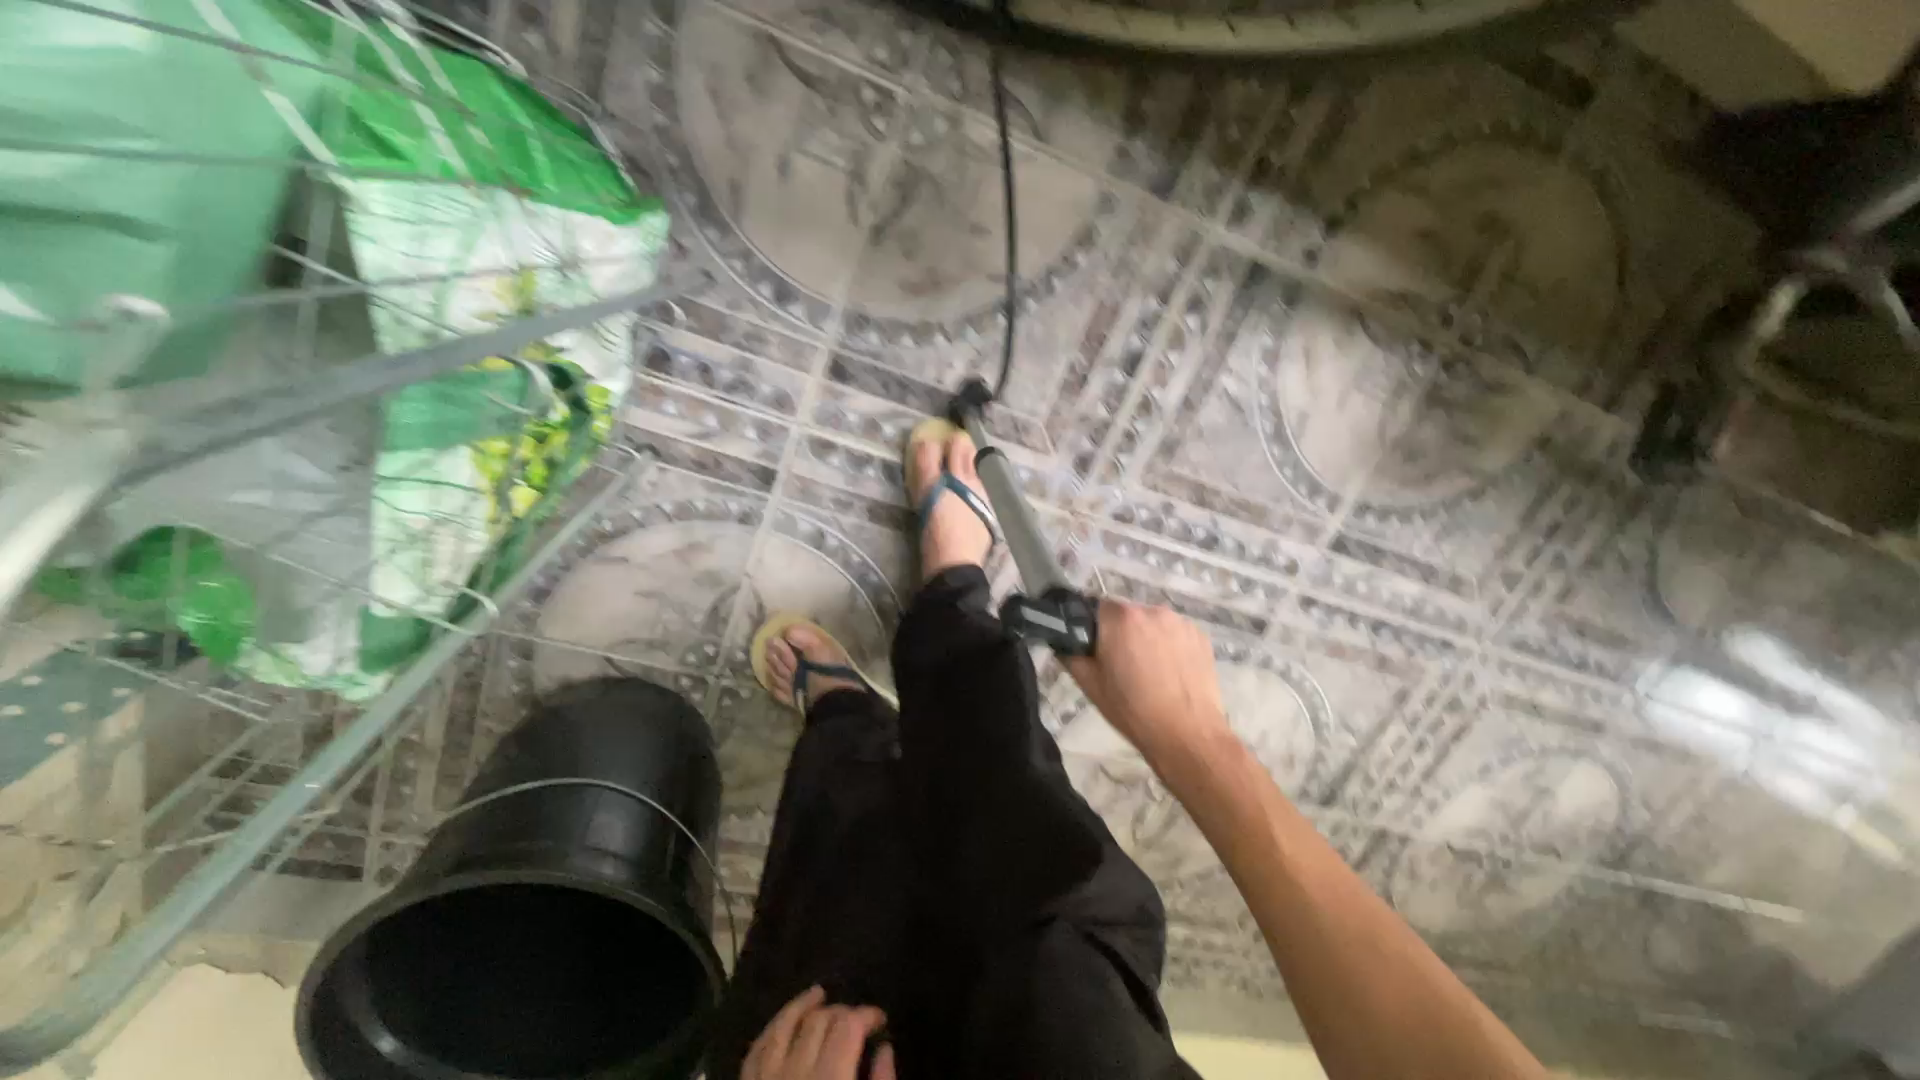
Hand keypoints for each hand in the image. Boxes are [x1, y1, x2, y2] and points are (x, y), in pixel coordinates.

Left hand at [743, 986, 895, 1079]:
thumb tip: (884, 1049)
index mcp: (831, 1075)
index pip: (848, 1025)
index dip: (867, 1014)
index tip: (880, 1019)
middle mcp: (796, 1068)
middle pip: (819, 1020)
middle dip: (840, 1012)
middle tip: (855, 1019)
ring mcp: (766, 1076)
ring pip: (783, 1026)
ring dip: (802, 1006)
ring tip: (818, 994)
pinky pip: (757, 1049)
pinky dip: (772, 1029)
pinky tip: (782, 1022)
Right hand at [1065, 599, 1229, 762]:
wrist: (1186, 734)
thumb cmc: (1132, 710)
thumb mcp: (1090, 685)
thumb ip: (1070, 655)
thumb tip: (1064, 642)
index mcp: (1121, 618)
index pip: (1096, 607)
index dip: (1093, 627)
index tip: (1095, 649)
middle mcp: (1151, 610)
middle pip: (1126, 614)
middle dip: (1120, 632)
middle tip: (1120, 665)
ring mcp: (1180, 622)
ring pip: (1151, 623)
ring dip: (1145, 638)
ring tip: (1149, 671)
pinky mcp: (1200, 635)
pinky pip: (1174, 633)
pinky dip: (1168, 646)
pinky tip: (1170, 673)